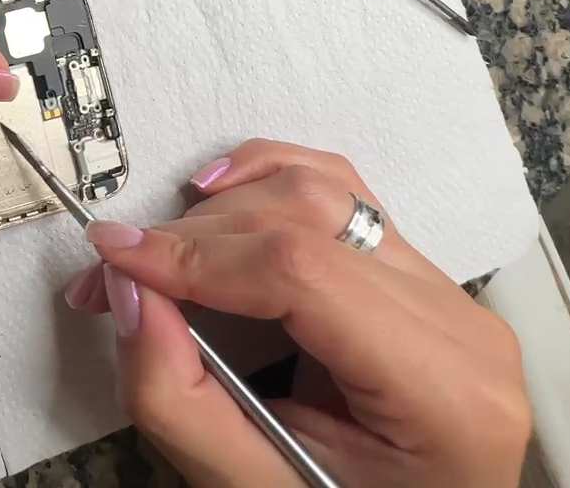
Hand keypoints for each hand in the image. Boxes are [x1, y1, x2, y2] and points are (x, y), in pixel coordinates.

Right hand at [62, 140, 529, 487]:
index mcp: (443, 391)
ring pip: (311, 186)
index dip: (195, 253)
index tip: (112, 257)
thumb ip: (175, 396)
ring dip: (216, 208)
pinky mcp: (405, 261)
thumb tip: (125, 284)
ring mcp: (437, 281)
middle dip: (186, 237)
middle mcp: (456, 318)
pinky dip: (259, 172)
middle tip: (113, 275)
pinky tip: (211, 195)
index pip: (300, 272)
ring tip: (160, 254)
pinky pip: (329, 181)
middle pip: (299, 218)